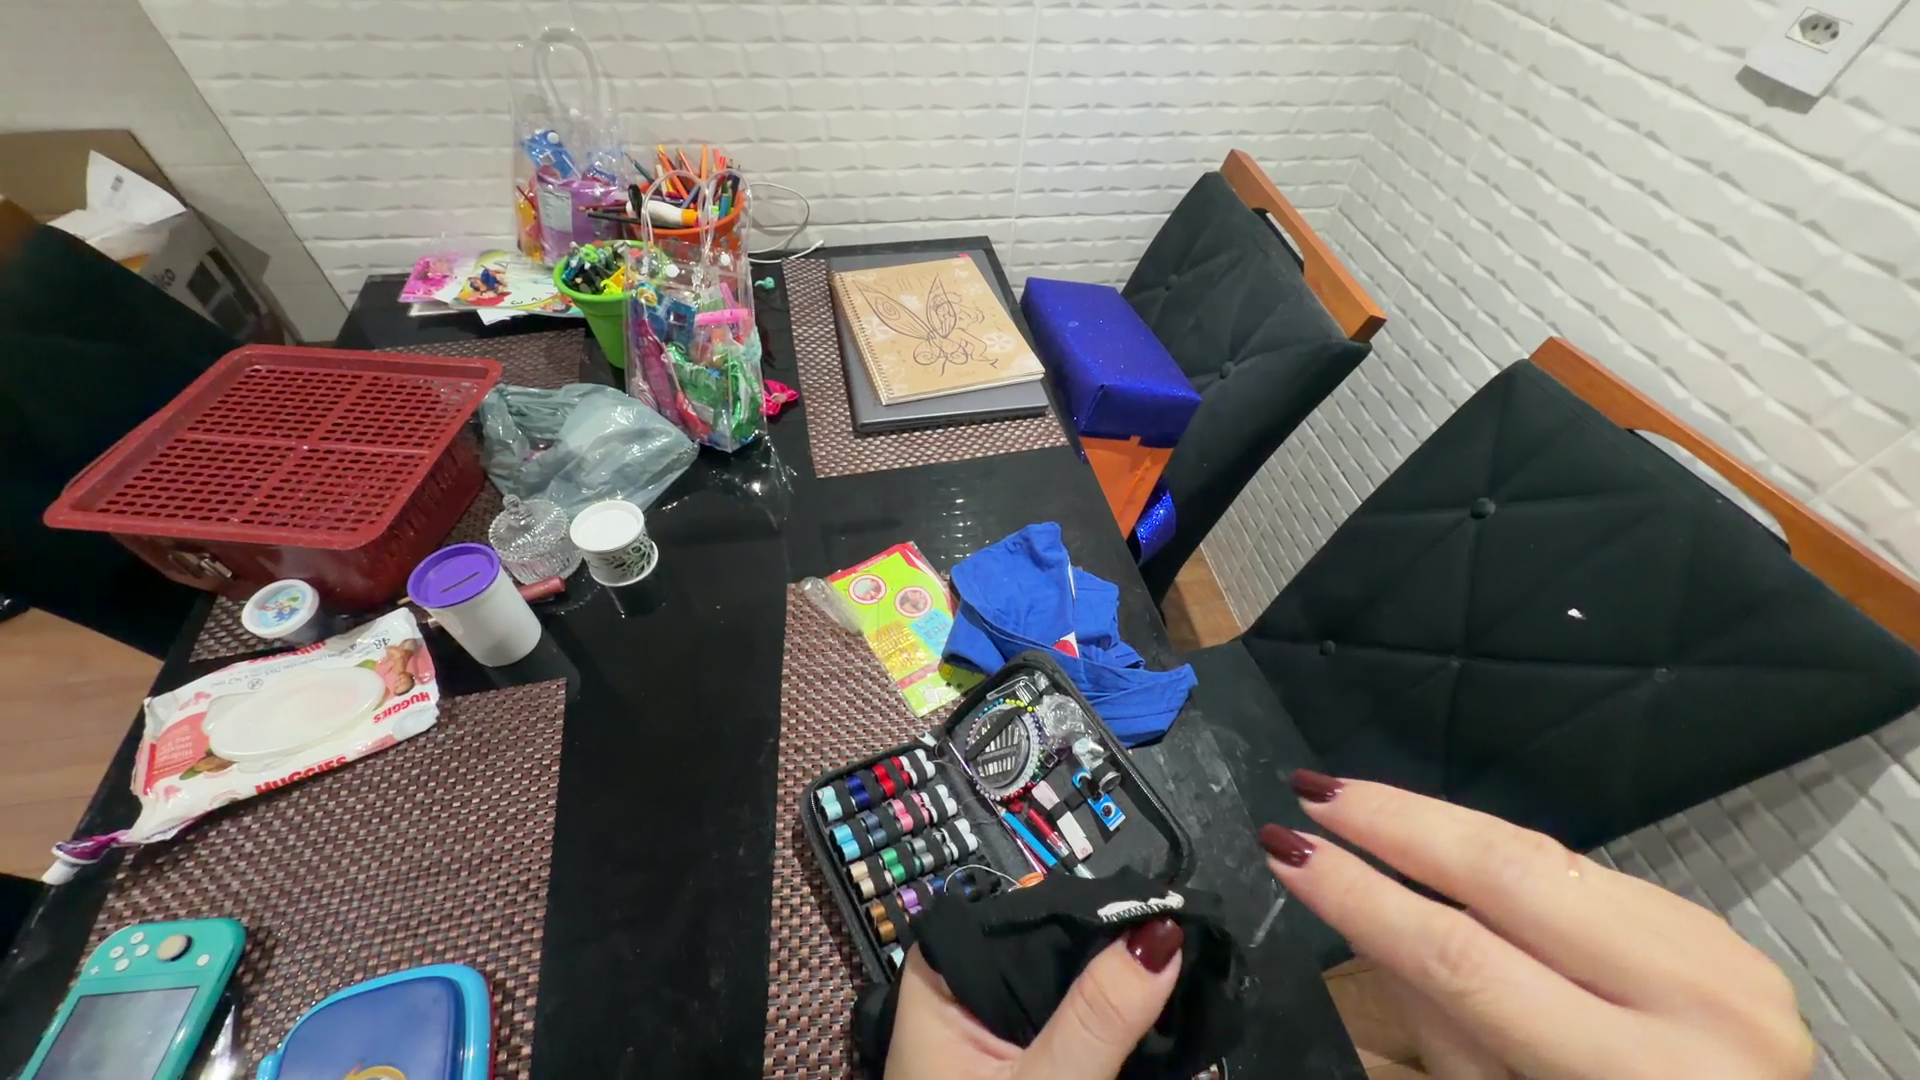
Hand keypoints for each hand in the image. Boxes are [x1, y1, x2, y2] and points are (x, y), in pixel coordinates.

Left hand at [885, 918, 1183, 1079]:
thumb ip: (1099, 1014)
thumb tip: (1165, 928)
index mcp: (945, 968)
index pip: (1028, 910)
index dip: (1098, 910)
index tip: (1168, 914)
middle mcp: (962, 980)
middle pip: (1048, 943)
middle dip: (1113, 950)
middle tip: (1191, 946)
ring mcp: (986, 1018)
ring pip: (1063, 981)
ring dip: (1116, 986)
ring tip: (1186, 972)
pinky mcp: (1012, 1053)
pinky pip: (1064, 1017)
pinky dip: (1104, 1020)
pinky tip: (1151, 1015)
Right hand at [1262, 773, 1813, 1079]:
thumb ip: (1433, 1010)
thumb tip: (1359, 908)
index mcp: (1637, 1078)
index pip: (1463, 959)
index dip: (1363, 896)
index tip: (1284, 847)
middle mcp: (1693, 1004)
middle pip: (1507, 876)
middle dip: (1393, 824)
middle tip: (1310, 789)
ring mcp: (1710, 950)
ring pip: (1532, 850)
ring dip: (1424, 816)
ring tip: (1345, 793)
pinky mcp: (1700, 918)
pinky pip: (1561, 861)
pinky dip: (1479, 839)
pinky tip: (1423, 825)